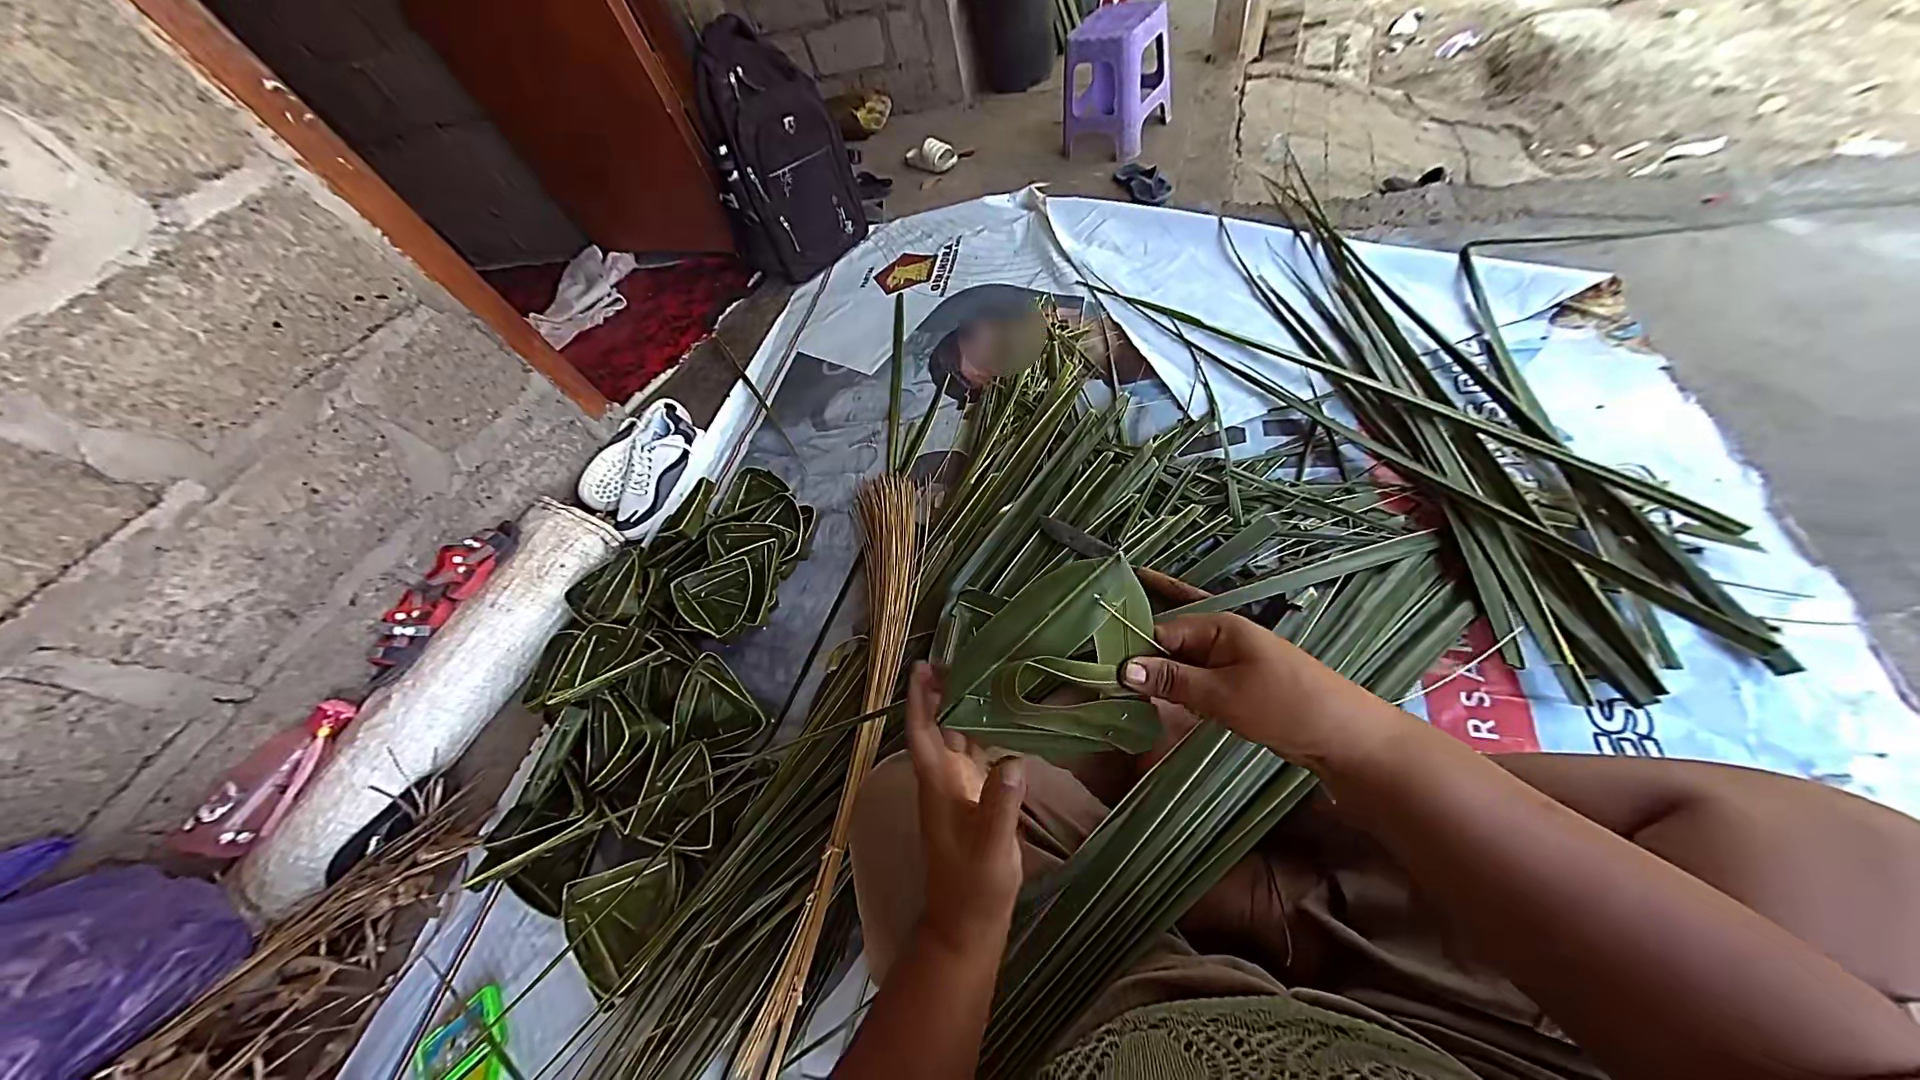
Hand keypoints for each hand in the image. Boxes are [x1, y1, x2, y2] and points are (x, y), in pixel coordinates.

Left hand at [908, 663, 1027, 951]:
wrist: (966, 924)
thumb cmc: (973, 887)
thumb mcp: (990, 848)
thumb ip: (1000, 804)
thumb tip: (1014, 759)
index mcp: (937, 783)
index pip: (922, 731)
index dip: (918, 698)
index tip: (921, 665)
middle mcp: (941, 779)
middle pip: (936, 726)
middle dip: (939, 692)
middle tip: (955, 656)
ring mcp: (954, 788)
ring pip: (953, 737)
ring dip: (958, 707)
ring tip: (976, 675)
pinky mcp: (970, 797)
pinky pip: (972, 753)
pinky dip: (979, 731)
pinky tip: (996, 718)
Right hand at [1120, 612, 1406, 768]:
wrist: (1347, 739)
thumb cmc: (1285, 706)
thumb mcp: (1222, 694)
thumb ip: (1171, 680)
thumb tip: (1121, 668)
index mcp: (1219, 626)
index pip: (1162, 631)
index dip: (1133, 652)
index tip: (1103, 674)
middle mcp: (1222, 638)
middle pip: (1168, 647)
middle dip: (1142, 666)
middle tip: (1107, 690)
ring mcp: (1230, 662)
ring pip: (1180, 667)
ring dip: (1160, 683)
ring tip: (1125, 701)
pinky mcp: (1237, 685)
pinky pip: (1197, 683)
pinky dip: (1180, 694)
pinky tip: (1160, 709)